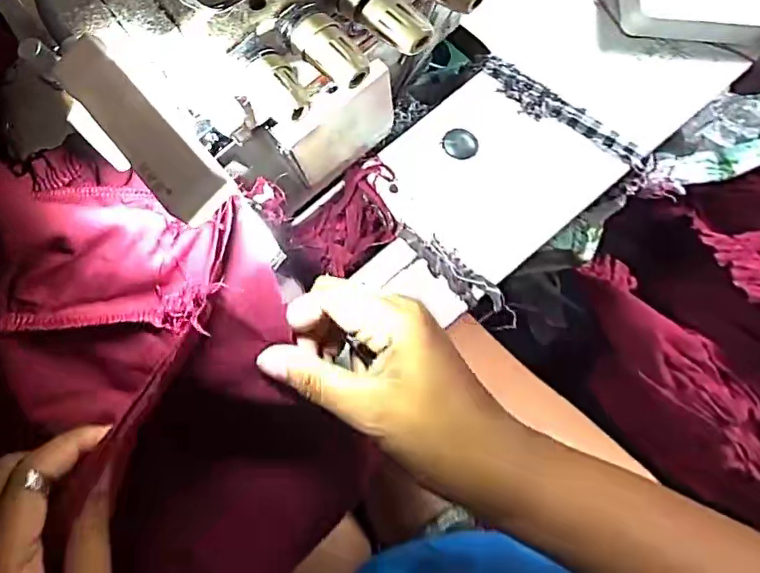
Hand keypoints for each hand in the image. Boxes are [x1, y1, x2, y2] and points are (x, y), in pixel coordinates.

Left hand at [0, 425, 114, 572]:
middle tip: (96, 451)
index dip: (68, 444)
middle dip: (52, 452)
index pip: (26, 476)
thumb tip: (105, 467)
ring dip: (39, 471)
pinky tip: (56, 506)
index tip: (108, 433)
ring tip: (82, 471)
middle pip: (5, 472)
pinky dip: (26, 497)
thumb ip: (90, 534)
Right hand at [256, 277, 515, 493]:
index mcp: (392, 312)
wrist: (493, 463)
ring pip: (347, 313)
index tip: (288, 359)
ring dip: (328, 341)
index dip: (300, 321)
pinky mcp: (408, 337)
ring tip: (327, 381)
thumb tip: (266, 357)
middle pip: (336, 298)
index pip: (327, 295)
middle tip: (307, 372)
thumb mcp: (366, 409)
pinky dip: (347, 349)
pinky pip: (364, 328)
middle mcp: (398, 304)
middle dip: (313, 330)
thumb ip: (312, 378)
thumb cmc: (433, 436)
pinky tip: (347, 379)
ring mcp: (406, 320)